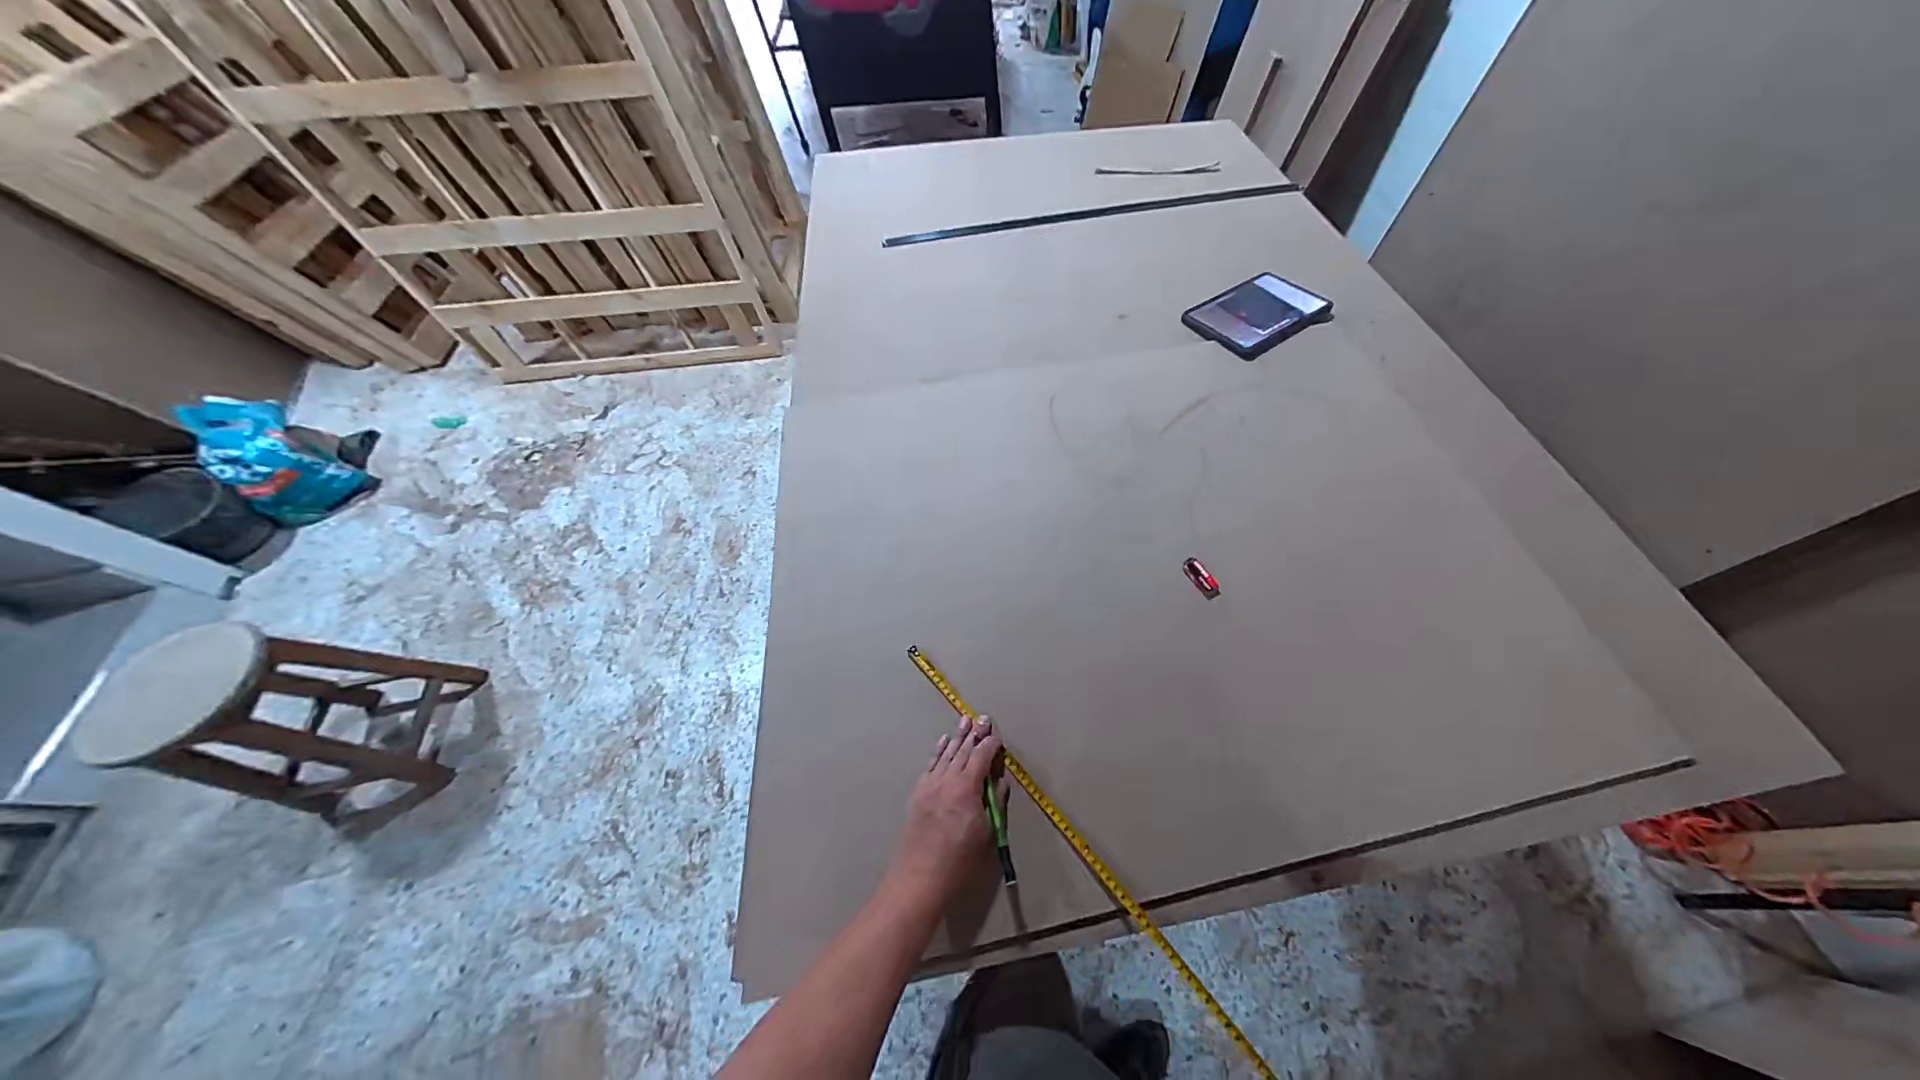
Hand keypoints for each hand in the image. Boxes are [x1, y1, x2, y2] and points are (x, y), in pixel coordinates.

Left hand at [889, 715, 1005, 904]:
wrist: (919, 879)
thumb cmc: (959, 862)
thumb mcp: (987, 834)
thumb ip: (995, 803)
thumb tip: (1000, 782)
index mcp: (966, 788)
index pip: (981, 757)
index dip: (991, 745)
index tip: (998, 737)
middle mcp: (946, 780)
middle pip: (963, 751)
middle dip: (974, 734)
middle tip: (982, 718)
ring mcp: (929, 786)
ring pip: (946, 755)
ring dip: (957, 738)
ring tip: (964, 722)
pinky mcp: (918, 794)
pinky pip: (931, 765)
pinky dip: (939, 752)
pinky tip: (943, 743)